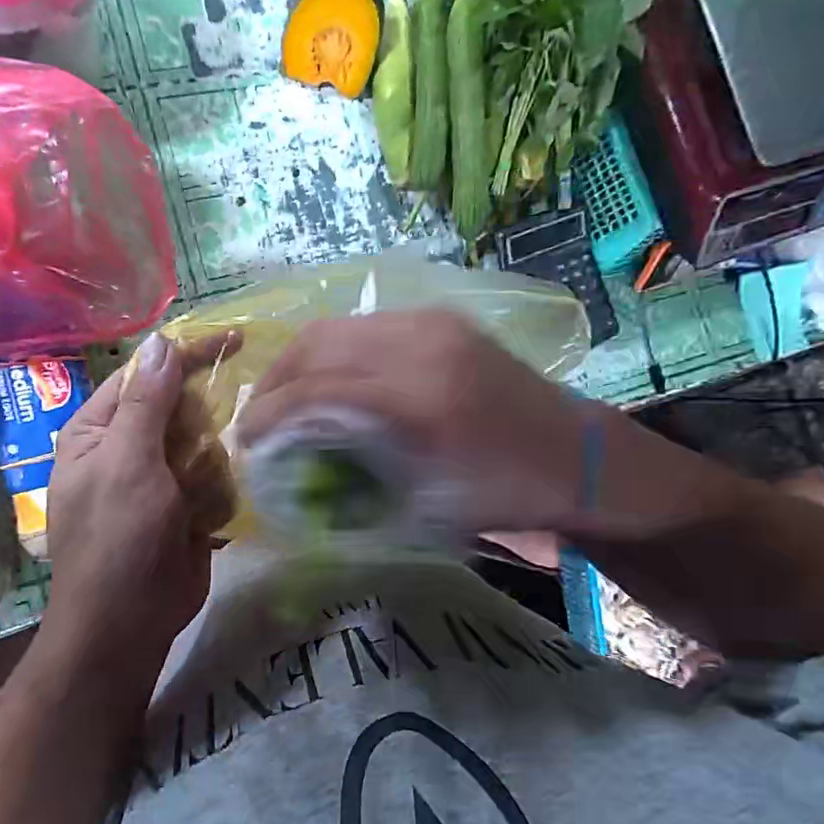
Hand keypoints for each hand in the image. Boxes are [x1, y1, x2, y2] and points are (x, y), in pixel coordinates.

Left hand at [45, 333, 236, 655]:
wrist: (128, 622)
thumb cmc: (117, 537)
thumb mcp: (127, 462)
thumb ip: (147, 402)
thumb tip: (162, 341)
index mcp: (99, 431)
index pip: (145, 375)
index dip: (186, 356)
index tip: (234, 340)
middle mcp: (128, 449)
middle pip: (181, 410)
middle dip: (201, 428)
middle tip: (198, 459)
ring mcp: (159, 481)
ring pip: (206, 447)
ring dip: (210, 471)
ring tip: (194, 504)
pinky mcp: (186, 509)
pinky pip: (215, 482)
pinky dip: (216, 499)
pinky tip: (204, 526)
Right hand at [232, 310, 591, 533]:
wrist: (578, 457)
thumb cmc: (506, 495)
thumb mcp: (425, 504)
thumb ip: (352, 476)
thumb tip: (296, 461)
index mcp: (420, 402)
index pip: (316, 392)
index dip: (268, 414)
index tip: (245, 440)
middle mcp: (422, 345)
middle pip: (316, 345)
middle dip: (274, 381)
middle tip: (259, 417)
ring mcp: (434, 323)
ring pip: (337, 328)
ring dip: (300, 362)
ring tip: (286, 398)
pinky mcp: (442, 318)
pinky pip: (366, 326)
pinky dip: (334, 352)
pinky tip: (331, 381)